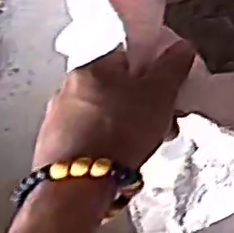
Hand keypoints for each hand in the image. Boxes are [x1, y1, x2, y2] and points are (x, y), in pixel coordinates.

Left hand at [32, 41, 193, 169]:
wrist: (77, 186)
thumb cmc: (123, 129)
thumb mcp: (161, 93)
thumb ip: (173, 66)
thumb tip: (181, 46)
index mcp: (91, 69)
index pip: (131, 57)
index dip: (157, 72)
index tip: (171, 90)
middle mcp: (67, 88)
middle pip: (119, 86)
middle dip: (146, 101)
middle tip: (165, 119)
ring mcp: (55, 118)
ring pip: (107, 111)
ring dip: (130, 121)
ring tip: (149, 141)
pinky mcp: (52, 145)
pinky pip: (92, 133)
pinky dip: (110, 139)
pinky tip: (124, 154)